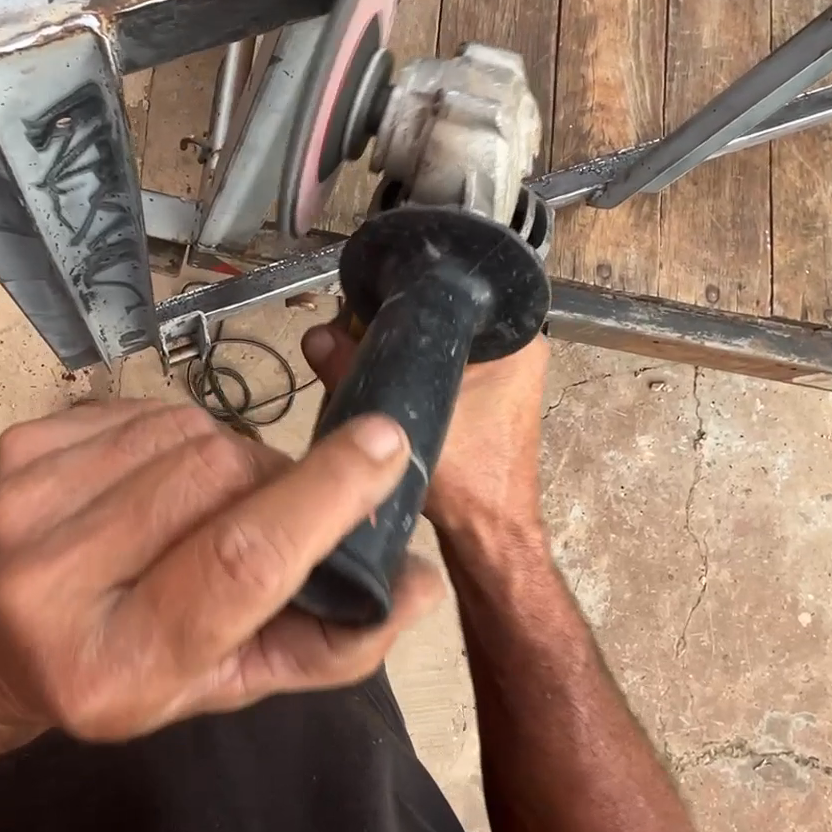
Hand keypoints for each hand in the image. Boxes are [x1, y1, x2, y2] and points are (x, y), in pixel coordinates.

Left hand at [0, 399, 444, 743]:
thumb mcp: (226, 685)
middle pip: (214, 473)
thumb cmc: (123, 670)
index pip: (238, 560)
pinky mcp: (18, 447)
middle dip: (273, 473)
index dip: (321, 496)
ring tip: (207, 497)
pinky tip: (155, 477)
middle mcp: (54, 579)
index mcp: (119, 662)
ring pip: (182, 428)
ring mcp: (25, 502)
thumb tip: (417, 579)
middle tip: (278, 499)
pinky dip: (172, 434)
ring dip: (223, 452)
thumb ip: (327, 644)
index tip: (386, 444)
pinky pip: (140, 409)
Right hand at [302, 319, 548, 540]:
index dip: (400, 299)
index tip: (360, 313)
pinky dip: (415, 379)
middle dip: (394, 332)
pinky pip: (442, 374)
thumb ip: (353, 372)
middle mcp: (516, 351)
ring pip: (438, 349)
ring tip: (365, 365)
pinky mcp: (487, 403)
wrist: (488, 538)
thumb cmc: (467, 479)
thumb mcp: (401, 417)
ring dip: (402, 358)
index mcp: (515, 340)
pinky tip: (388, 390)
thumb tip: (315, 335)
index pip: (449, 293)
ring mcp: (504, 379)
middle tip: (353, 344)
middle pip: (439, 320)